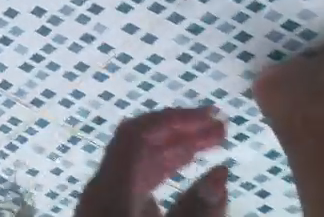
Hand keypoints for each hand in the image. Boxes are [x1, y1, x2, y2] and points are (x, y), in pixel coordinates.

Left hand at [73, 107, 228, 216]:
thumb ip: (196, 210)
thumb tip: (222, 173)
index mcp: (108, 187)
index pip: (136, 134)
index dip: (173, 119)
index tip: (211, 116)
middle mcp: (101, 186)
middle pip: (137, 143)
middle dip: (180, 131)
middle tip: (221, 126)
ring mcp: (103, 198)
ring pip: (138, 161)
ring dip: (175, 148)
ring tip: (213, 141)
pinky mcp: (110, 209)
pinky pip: (137, 178)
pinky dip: (164, 169)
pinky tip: (187, 165)